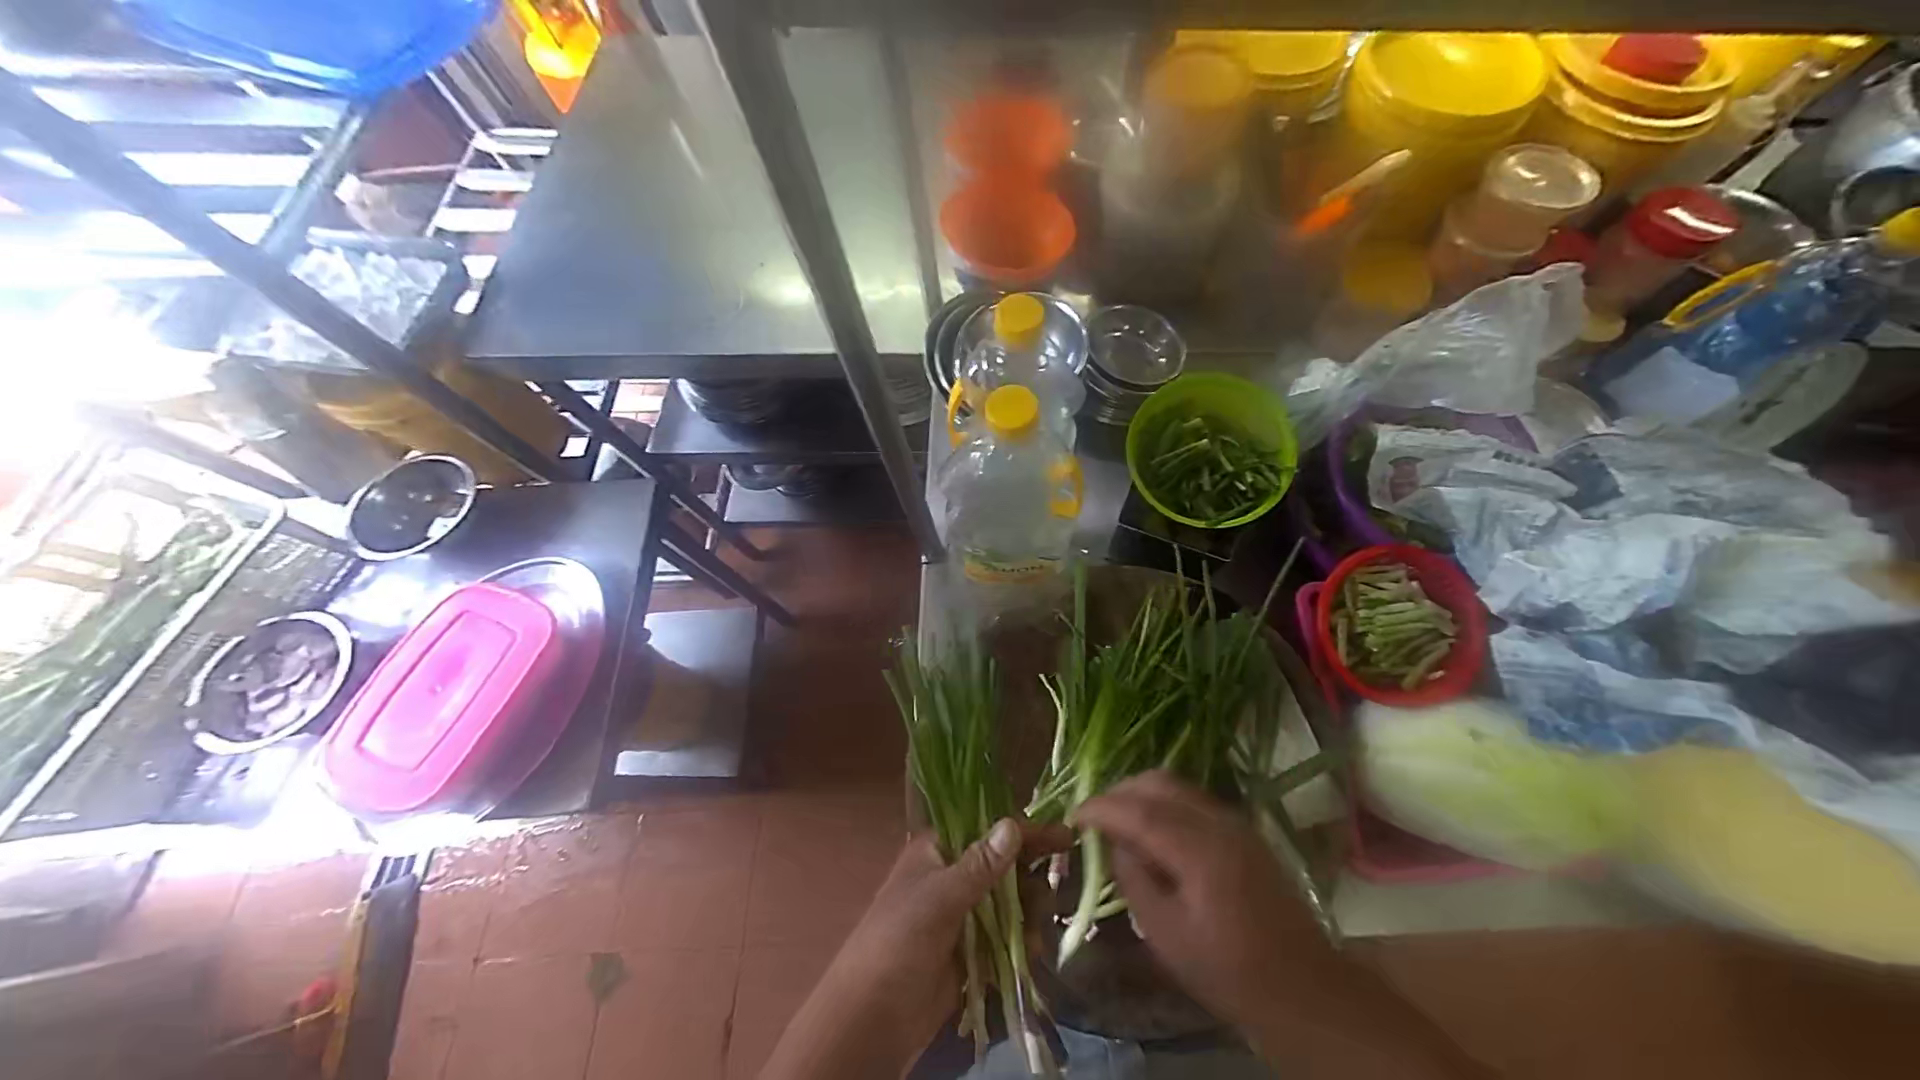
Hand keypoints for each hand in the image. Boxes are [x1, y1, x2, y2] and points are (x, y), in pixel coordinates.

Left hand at [760, 818, 1070, 1079]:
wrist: (874, 1017)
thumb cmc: (899, 942)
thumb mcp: (939, 898)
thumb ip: (980, 865)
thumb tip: (1013, 825)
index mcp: (938, 850)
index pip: (988, 829)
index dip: (1026, 832)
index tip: (1065, 836)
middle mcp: (953, 874)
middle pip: (1005, 866)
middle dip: (1030, 880)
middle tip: (1045, 898)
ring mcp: (963, 914)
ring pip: (1010, 902)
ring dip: (1028, 914)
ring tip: (1033, 934)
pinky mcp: (971, 949)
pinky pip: (1006, 935)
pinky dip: (1021, 941)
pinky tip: (1029, 953)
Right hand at [1071, 771, 1328, 1034]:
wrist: (1305, 989)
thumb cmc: (1229, 971)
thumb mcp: (1166, 935)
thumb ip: (1134, 880)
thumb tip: (1115, 844)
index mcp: (1199, 850)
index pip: (1138, 810)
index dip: (1101, 808)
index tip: (1073, 816)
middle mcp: (1219, 823)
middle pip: (1158, 783)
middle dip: (1119, 791)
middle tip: (1093, 815)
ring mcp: (1236, 823)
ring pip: (1177, 786)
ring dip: (1141, 794)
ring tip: (1117, 819)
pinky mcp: (1244, 832)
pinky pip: (1193, 800)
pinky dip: (1164, 802)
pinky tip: (1152, 829)